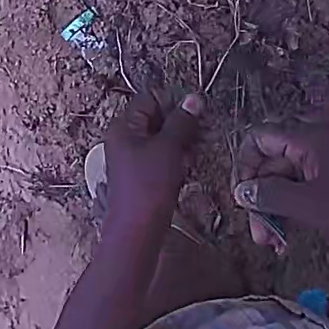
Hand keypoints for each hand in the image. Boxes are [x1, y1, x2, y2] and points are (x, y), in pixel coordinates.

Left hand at [101, 90, 203, 235]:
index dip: (174, 101)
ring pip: (161, 138)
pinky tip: (189, 165)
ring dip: (182, 140)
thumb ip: (181, 121)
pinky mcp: (141, 174)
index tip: (198, 111)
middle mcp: (124, 137)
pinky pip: (160, 156)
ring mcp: (132, 156)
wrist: (138, 230)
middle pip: (156, 117)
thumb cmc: (149, 186)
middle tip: (205, 132)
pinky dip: (176, 156)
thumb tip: (194, 98)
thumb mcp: (168, 147)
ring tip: (198, 151)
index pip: (149, 99)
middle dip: (182, 123)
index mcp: (124, 126)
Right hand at [231, 118, 328, 265]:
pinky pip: (303, 195)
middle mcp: (318, 147)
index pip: (260, 138)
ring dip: (273, 210)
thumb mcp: (313, 206)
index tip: (241, 197)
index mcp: (312, 139)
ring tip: (272, 244)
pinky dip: (291, 214)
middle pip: (271, 163)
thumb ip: (271, 195)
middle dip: (258, 196)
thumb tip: (241, 190)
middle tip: (258, 234)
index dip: (244, 165)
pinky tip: (288, 240)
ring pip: (286, 183)